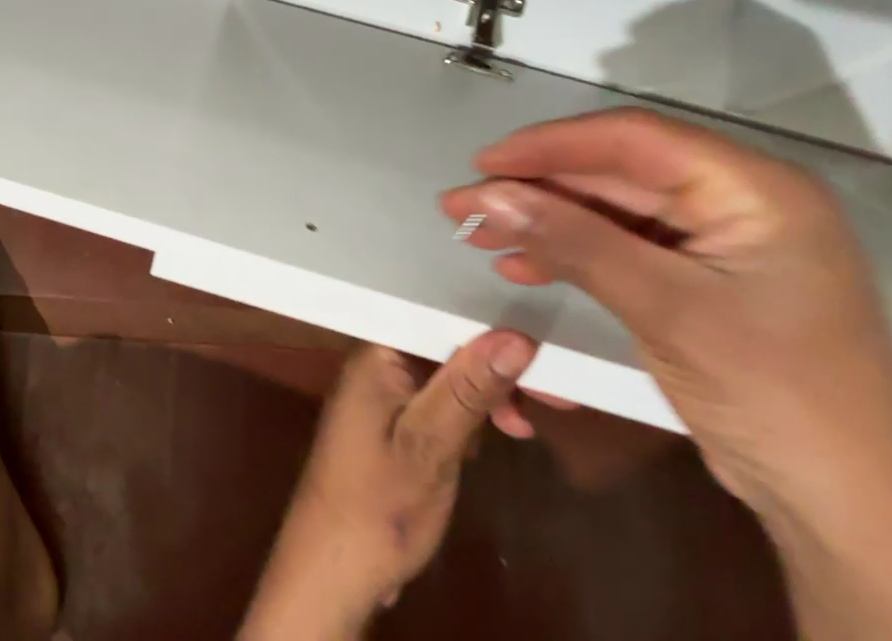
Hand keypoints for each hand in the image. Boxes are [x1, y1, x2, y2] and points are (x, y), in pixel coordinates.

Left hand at [239, 331, 536, 639]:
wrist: (332, 573)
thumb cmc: (375, 506)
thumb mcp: (429, 446)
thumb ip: (469, 389)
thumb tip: (516, 336)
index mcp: (376, 356)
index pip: (439, 317)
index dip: (493, 328)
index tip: (545, 347)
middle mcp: (378, 366)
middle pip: (448, 346)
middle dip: (500, 367)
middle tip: (558, 395)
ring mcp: (385, 397)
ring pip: (450, 376)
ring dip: (491, 394)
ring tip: (527, 423)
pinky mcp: (395, 425)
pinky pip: (441, 403)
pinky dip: (472, 416)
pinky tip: (502, 433)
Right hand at [439, 107, 891, 507]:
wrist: (847, 502)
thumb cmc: (773, 392)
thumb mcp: (667, 307)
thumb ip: (576, 242)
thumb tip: (490, 194)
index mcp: (754, 189)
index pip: (634, 139)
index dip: (550, 144)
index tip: (482, 162)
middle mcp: (740, 203)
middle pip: (620, 173)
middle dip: (539, 187)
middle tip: (464, 206)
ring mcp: (722, 246)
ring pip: (616, 212)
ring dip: (548, 222)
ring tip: (480, 235)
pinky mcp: (705, 284)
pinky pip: (627, 250)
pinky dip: (574, 255)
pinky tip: (524, 265)